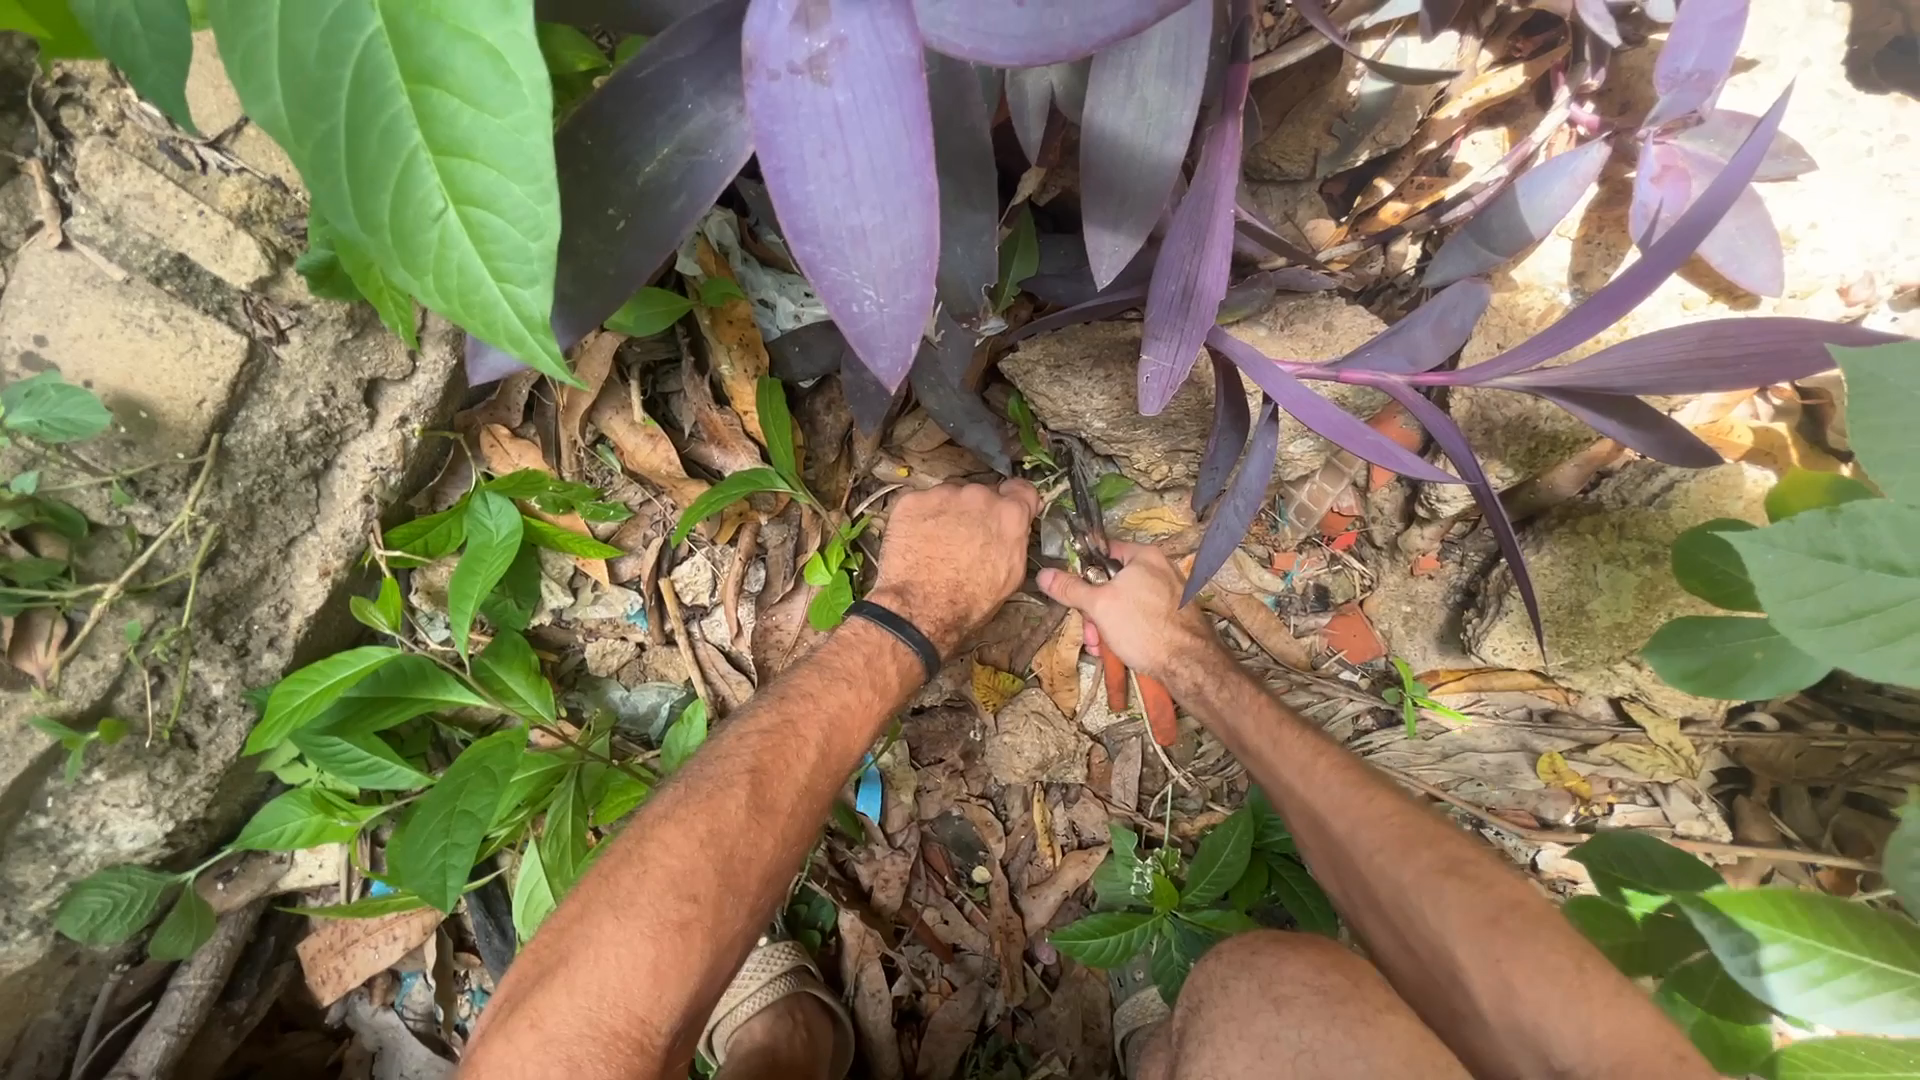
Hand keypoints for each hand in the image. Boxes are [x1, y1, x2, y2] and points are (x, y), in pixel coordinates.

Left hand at [866, 479, 1040, 656]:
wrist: (922, 607)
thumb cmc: (968, 600)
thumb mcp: (1011, 574)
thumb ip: (1016, 540)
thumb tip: (1014, 530)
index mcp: (1009, 514)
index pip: (1021, 490)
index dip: (1014, 500)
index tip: (1008, 507)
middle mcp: (979, 497)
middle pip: (982, 494)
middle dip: (977, 512)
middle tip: (966, 539)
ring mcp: (944, 496)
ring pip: (950, 496)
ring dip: (948, 513)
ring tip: (939, 544)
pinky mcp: (914, 501)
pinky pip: (921, 503)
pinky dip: (920, 518)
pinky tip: (919, 541)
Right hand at [1036, 541, 1220, 685]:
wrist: (1190, 665)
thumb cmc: (1144, 627)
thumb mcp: (1098, 606)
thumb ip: (1070, 588)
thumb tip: (1044, 574)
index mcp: (1144, 556)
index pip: (1104, 552)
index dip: (1083, 571)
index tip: (1073, 592)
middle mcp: (1160, 570)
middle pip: (1112, 583)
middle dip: (1094, 611)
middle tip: (1090, 630)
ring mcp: (1169, 595)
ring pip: (1124, 605)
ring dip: (1105, 627)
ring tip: (1101, 647)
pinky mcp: (1173, 618)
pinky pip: (1140, 619)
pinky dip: (1125, 633)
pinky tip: (1116, 651)